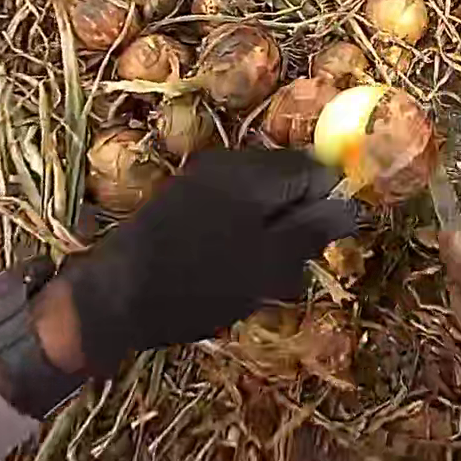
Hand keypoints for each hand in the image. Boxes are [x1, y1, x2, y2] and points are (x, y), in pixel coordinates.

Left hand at [57, 147, 355, 375]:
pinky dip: (247, 231)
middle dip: (301, 219)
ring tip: (264, 275)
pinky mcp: (188, 196)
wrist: (110, 297)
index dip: (330, 203)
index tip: (327, 243)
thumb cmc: (198, 283)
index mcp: (255, 173)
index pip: (316, 169)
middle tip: (294, 267)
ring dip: (275, 230)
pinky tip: (235, 267)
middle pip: (291, 179)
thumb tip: (350, 207)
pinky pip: (237, 204)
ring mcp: (207, 177)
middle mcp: (232, 162)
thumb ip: (312, 229)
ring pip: (265, 195)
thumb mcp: (267, 265)